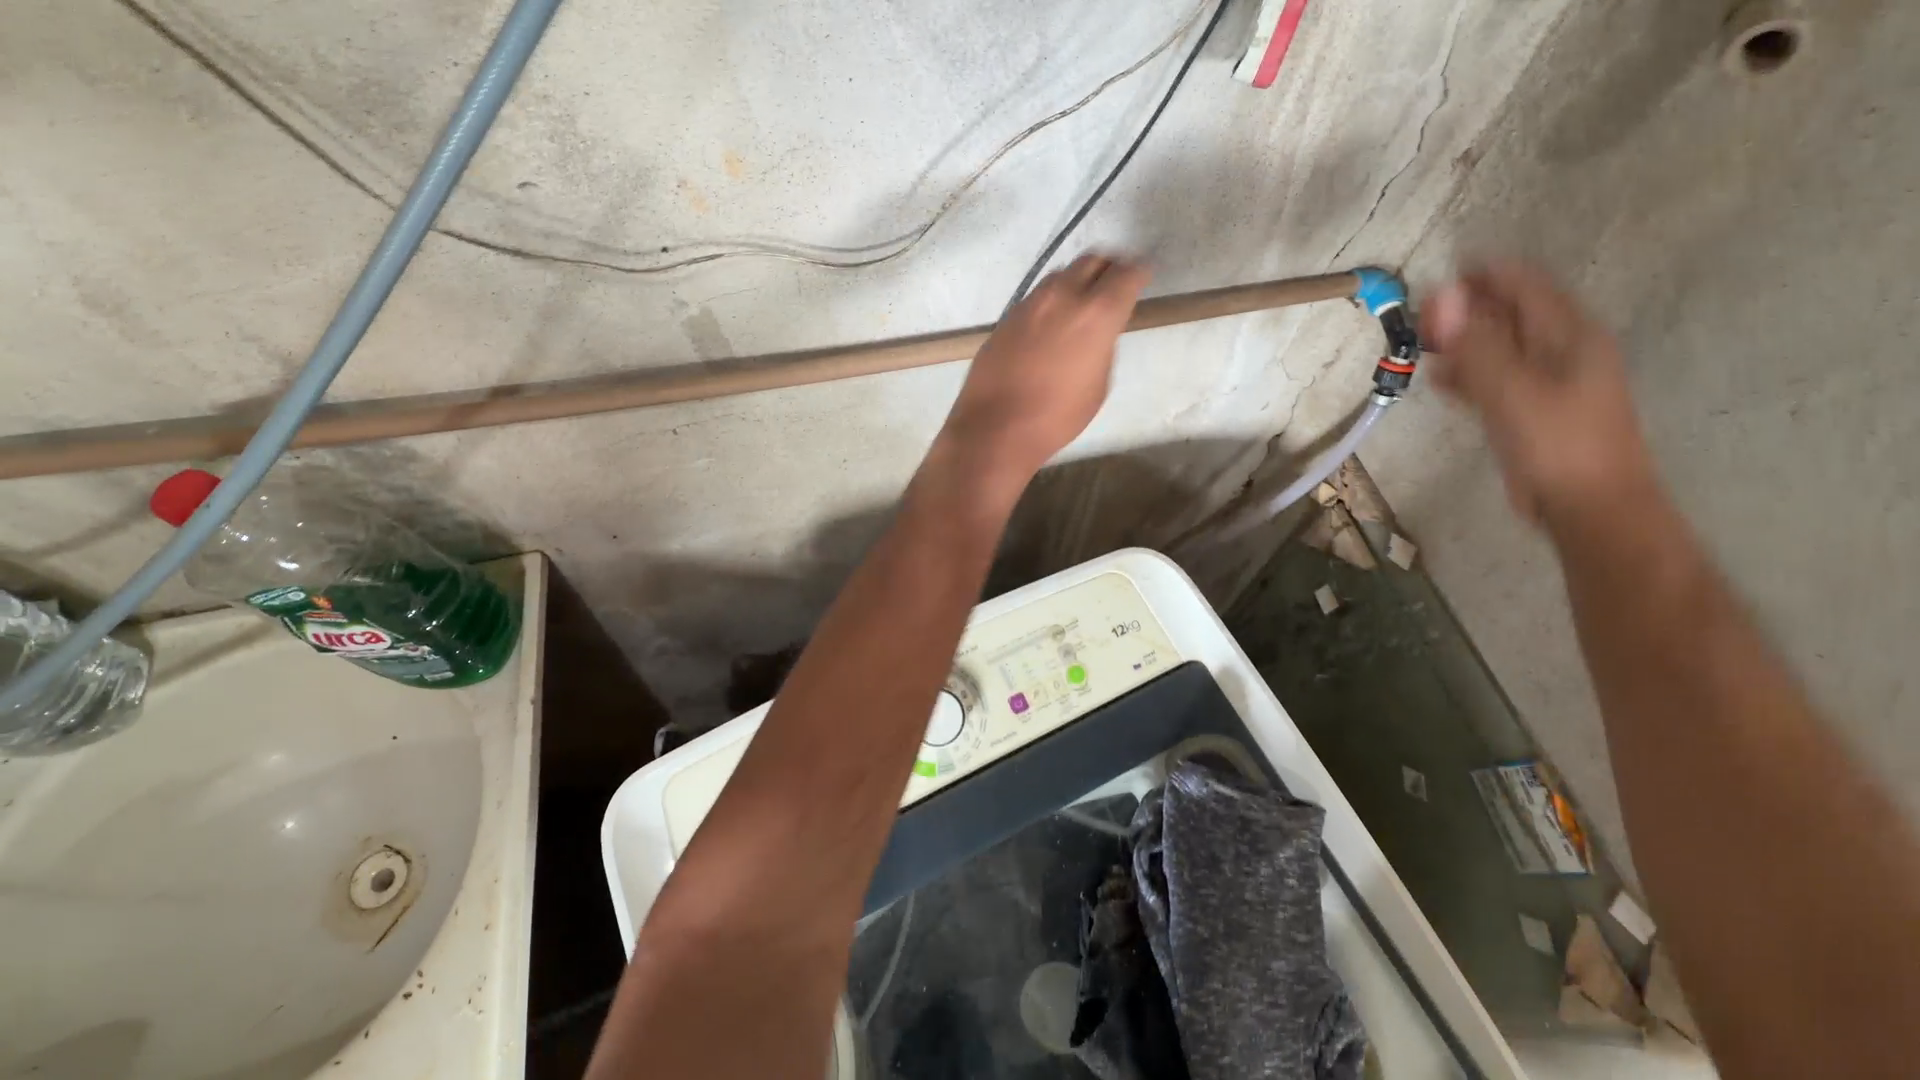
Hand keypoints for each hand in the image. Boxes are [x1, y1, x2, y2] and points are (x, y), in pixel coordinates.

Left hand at [938, 254, 1151, 482]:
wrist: (996, 426)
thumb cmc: (1057, 415)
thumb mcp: (1098, 384)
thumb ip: (1103, 345)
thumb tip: (1097, 331)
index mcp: (1097, 313)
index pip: (1127, 274)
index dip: (1138, 273)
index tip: (1142, 277)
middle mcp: (1063, 296)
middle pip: (1092, 261)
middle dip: (1108, 267)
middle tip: (1114, 283)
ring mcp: (1031, 303)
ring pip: (1061, 275)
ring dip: (1076, 281)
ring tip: (1081, 303)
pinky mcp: (1007, 316)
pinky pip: (1037, 297)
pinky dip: (1051, 301)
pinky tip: (1051, 324)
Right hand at [1422, 261, 1658, 525]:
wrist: (1591, 507)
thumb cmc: (1558, 445)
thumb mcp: (1512, 390)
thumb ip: (1474, 344)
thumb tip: (1440, 296)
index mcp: (1569, 335)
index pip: (1525, 285)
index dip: (1485, 274)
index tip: (1441, 273)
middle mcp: (1562, 350)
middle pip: (1511, 314)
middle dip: (1468, 308)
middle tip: (1422, 314)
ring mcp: (1548, 382)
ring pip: (1501, 347)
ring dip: (1464, 341)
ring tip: (1423, 342)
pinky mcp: (1532, 412)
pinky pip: (1497, 379)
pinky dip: (1469, 373)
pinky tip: (1442, 380)